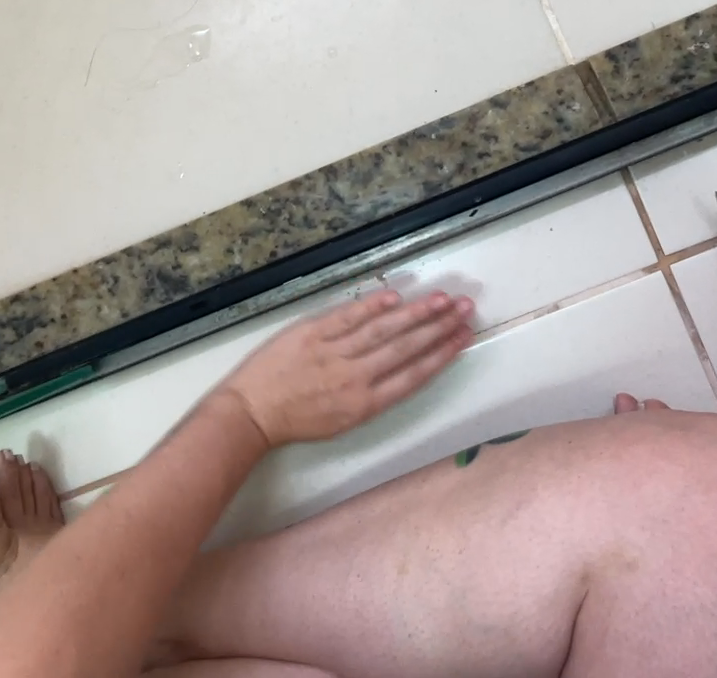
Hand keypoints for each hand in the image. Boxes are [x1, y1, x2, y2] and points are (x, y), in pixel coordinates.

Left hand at [217, 290, 473, 447]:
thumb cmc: (296, 420)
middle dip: (440, 327)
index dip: (442, 354)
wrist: (250, 413)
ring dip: (416, 313)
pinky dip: (372, 306)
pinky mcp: (312, 334)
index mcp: (365, 404)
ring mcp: (334, 353)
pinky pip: (348, 317)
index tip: (465, 336)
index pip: (414, 374)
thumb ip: (372, 393)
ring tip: (442, 299)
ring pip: (384, 330)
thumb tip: (402, 363)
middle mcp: (356, 378)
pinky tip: (395, 297)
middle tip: (466, 309)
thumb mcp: (341, 420)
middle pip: (406, 348)